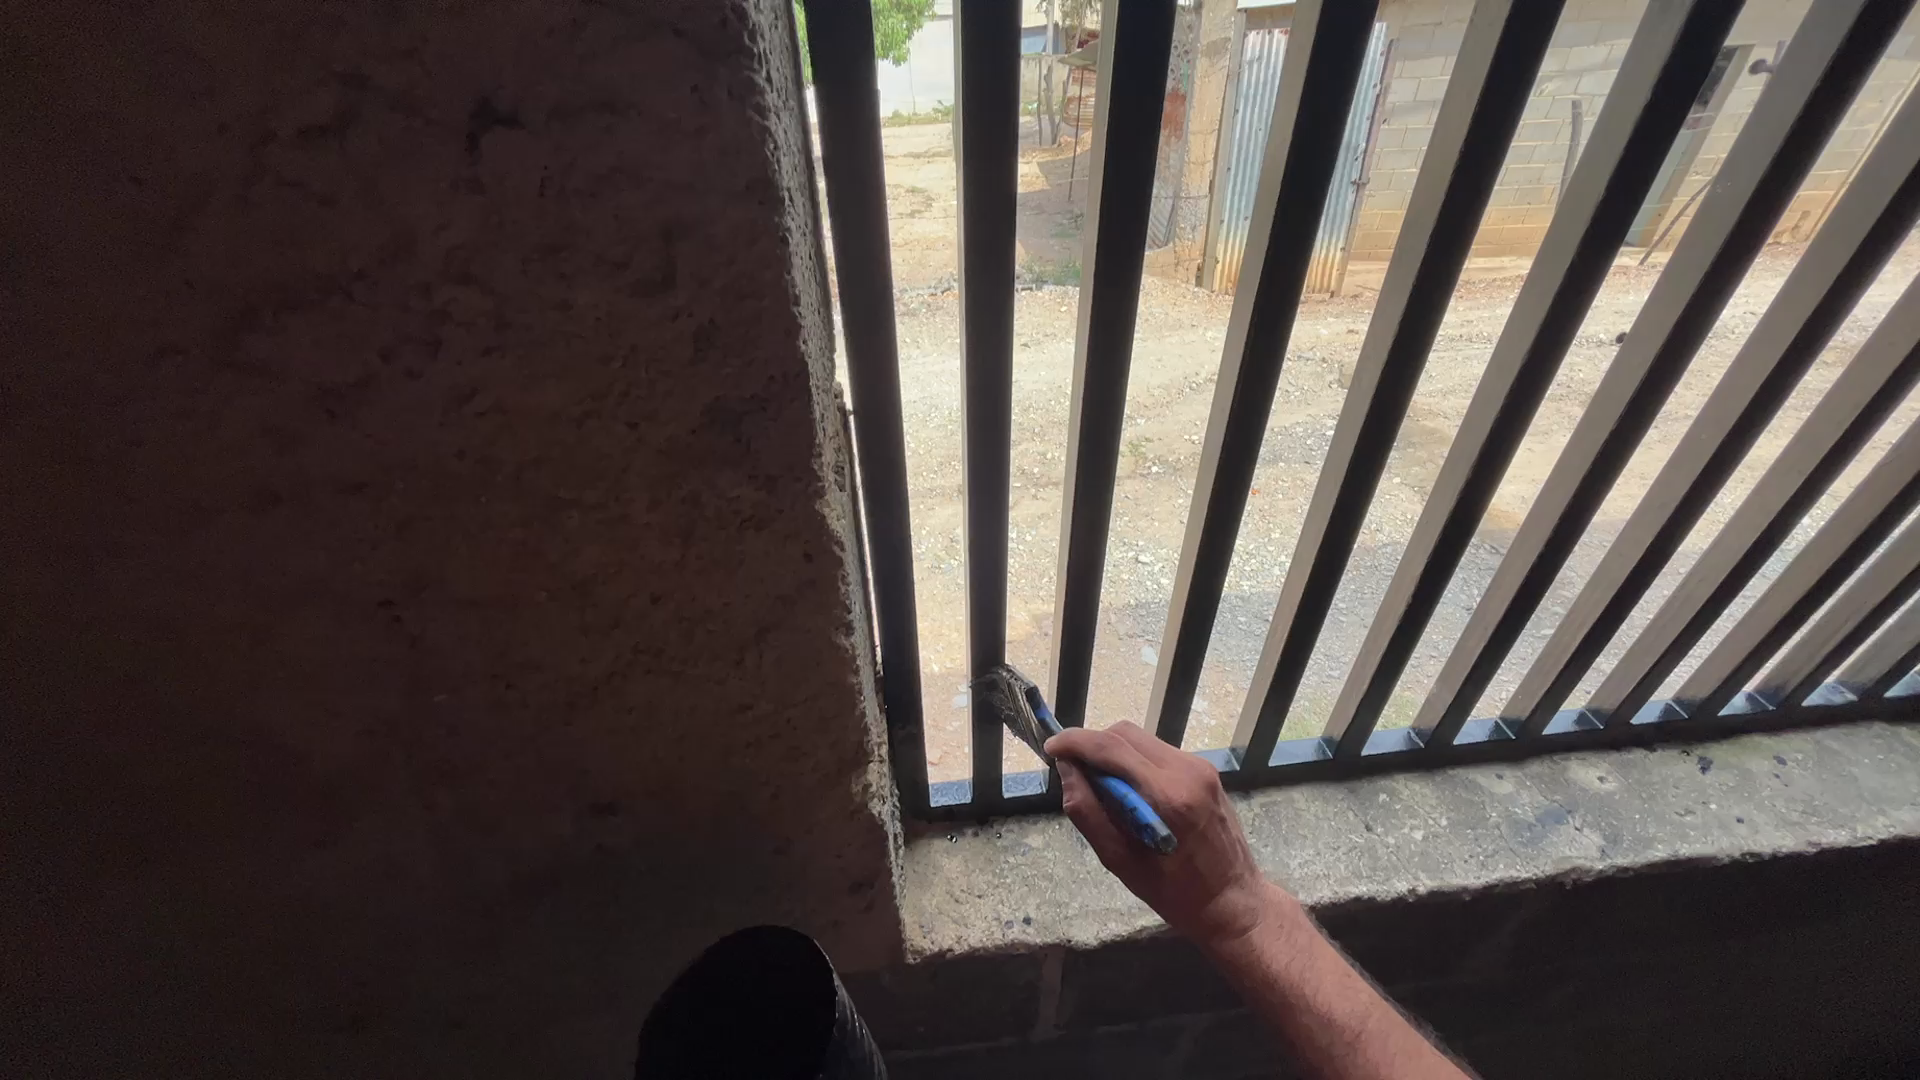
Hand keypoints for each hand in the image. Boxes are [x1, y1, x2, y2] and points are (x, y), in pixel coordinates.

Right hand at [1045, 722, 1281, 948]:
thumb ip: (1088, 812)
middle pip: (1124, 733)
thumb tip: (1066, 770)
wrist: (1235, 903)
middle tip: (1074, 773)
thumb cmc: (1177, 895)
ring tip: (1102, 787)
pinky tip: (1130, 792)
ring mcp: (1199, 766)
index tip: (1050, 748)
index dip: (1074, 741)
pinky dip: (1133, 761)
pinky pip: (1156, 751)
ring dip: (1112, 752)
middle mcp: (1186, 770)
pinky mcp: (1204, 770)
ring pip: (1140, 739)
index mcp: (1169, 795)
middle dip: (1092, 745)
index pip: (1111, 747)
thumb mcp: (1121, 863)